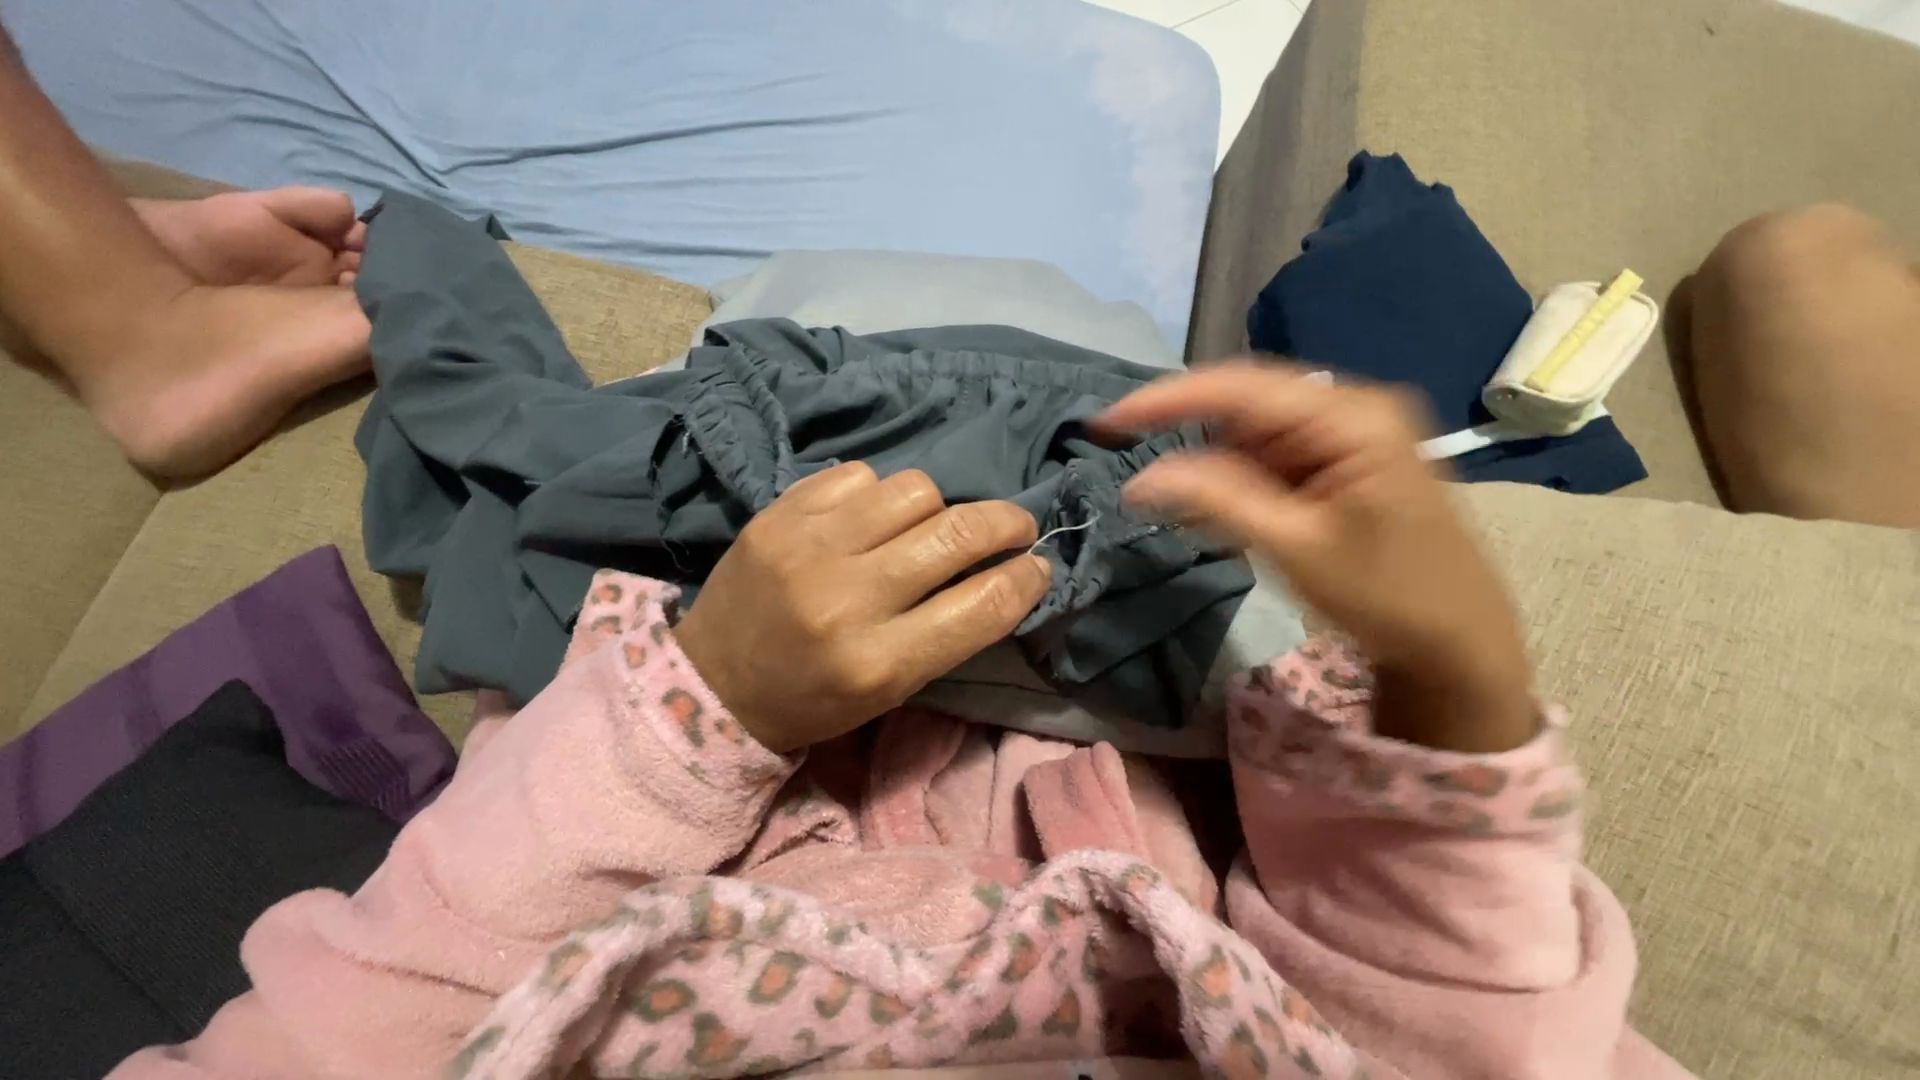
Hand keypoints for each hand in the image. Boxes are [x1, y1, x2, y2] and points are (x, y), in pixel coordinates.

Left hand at [673, 462, 1052, 753]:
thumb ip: (950, 631)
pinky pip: (860, 474)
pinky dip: (879, 494)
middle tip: (1016, 528)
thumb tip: (1008, 571)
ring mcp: (808, 547)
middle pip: (957, 533)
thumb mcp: (890, 687)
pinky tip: (869, 519)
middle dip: (1006, 524)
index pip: (982, 605)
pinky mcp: (779, 513)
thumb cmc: (813, 697)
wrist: (712, 680)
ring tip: (927, 528)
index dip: (1026, 579)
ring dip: (938, 507)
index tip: (1037, 567)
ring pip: (915, 490)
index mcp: (879, 663)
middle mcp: (846, 599)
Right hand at [1098, 362, 1535, 751]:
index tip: (1108, 421)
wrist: (1461, 641)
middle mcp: (1352, 408)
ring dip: (1216, 467)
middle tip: (1143, 475)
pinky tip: (1231, 516)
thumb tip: (1138, 479)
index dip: (1167, 399)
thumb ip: (1215, 500)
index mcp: (1352, 416)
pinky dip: (1242, 483)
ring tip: (1194, 511)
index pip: (1241, 387)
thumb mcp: (1294, 547)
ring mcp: (1350, 434)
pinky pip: (1275, 457)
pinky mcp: (1343, 462)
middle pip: (1247, 405)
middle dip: (1191, 438)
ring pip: (1255, 433)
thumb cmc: (1389, 596)